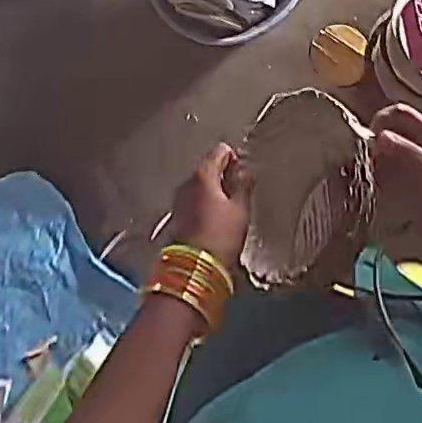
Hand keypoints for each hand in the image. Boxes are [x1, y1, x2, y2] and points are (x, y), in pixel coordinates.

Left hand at [168, 143, 251, 271]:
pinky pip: (193, 202)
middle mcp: (186, 183)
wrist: (193, 270)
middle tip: (238, 188)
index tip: (242, 171)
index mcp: (203, 175)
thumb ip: (243, 186)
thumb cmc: (220, 236)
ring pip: (199, 186)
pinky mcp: (176, 218)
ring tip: (229, 206)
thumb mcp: (240, 210)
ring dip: (213, 191)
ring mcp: (178, 200)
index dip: (233, 158)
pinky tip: (215, 219)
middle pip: (207, 168)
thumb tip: (245, 173)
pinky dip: (204, 204)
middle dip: (222, 174)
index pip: (219, 151)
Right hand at [370, 105, 421, 271]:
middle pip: (390, 132)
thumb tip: (379, 137)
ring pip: (388, 154)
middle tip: (369, 165)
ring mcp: (420, 165)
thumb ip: (407, 153)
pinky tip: (384, 195)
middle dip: (376, 145)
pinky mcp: (416, 186)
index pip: (398, 112)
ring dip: (377, 164)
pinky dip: (383, 181)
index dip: (380, 121)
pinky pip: (391, 175)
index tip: (369, 142)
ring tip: (376, 182)